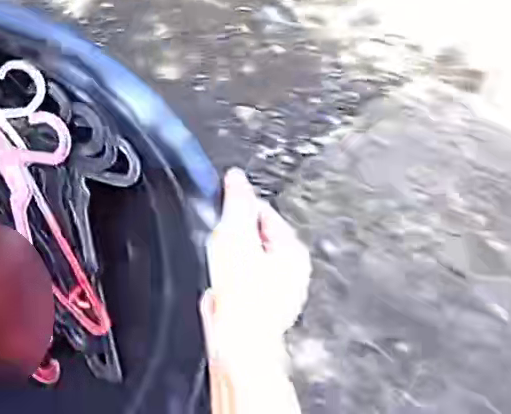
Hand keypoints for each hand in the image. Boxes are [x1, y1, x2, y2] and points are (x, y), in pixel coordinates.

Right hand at [201, 169, 309, 365]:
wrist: (236, 333)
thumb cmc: (243, 288)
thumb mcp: (235, 231)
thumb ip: (237, 200)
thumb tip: (237, 177)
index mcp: (293, 249)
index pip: (261, 207)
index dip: (236, 204)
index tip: (221, 207)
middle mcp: (291, 267)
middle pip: (254, 228)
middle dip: (233, 227)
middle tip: (219, 234)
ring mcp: (276, 285)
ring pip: (246, 249)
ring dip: (229, 247)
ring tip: (218, 255)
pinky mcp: (258, 296)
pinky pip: (240, 268)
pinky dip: (228, 266)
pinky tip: (219, 272)